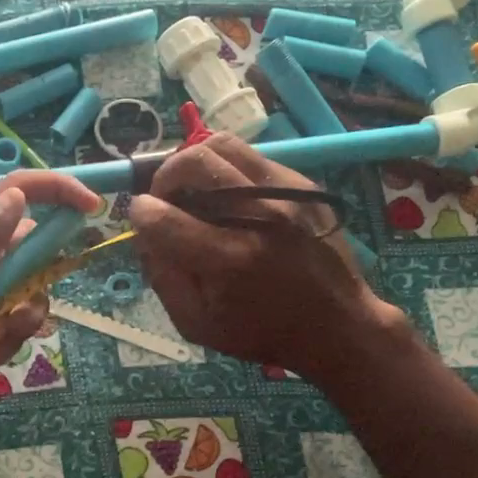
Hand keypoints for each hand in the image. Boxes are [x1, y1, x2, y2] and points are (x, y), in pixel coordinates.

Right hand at [129, 133, 404, 376]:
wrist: (337, 326)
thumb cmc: (260, 332)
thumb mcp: (196, 324)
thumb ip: (162, 277)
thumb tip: (145, 235)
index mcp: (228, 259)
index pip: (163, 218)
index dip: (140, 214)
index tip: (140, 217)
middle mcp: (258, 216)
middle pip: (193, 162)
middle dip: (163, 177)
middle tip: (165, 199)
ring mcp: (285, 193)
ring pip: (223, 145)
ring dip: (194, 163)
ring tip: (193, 189)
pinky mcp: (303, 184)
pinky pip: (250, 156)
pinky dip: (226, 169)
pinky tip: (227, 196)